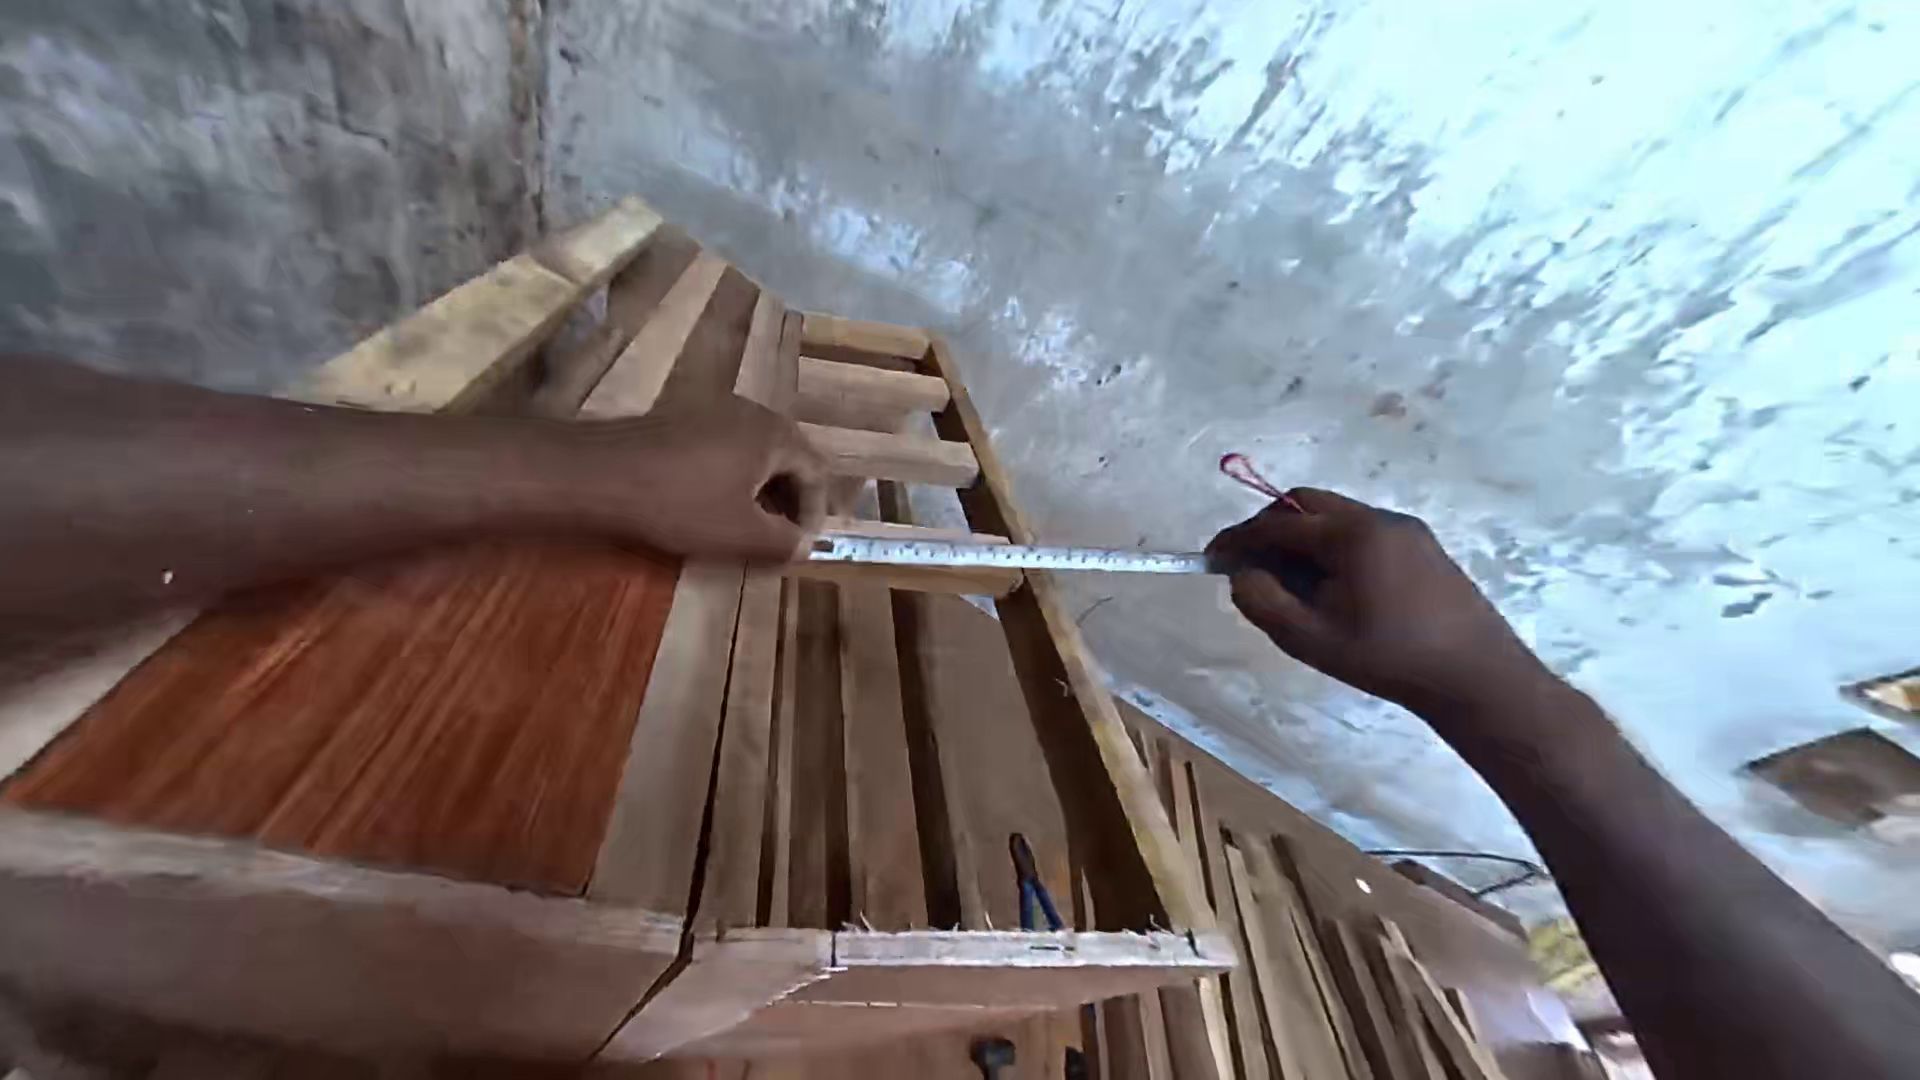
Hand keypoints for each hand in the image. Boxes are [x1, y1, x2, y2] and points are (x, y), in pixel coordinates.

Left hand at [563, 397, 828, 561]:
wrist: (595, 473)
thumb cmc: (680, 503)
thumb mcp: (741, 533)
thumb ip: (784, 542)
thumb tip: (805, 546)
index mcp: (775, 435)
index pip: (817, 472)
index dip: (815, 513)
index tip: (800, 545)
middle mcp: (753, 413)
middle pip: (791, 459)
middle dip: (792, 501)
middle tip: (781, 535)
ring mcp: (717, 410)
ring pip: (759, 454)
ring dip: (765, 490)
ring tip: (752, 523)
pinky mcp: (687, 418)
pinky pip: (730, 447)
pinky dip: (737, 476)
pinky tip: (718, 501)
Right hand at [1206, 488, 1555, 719]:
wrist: (1479, 679)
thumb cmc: (1386, 658)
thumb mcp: (1307, 637)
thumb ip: (1260, 600)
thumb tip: (1242, 573)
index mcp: (1351, 535)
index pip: (1276, 523)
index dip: (1238, 539)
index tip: (1211, 557)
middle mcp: (1378, 519)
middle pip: (1304, 504)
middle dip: (1267, 528)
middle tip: (1248, 563)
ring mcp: (1404, 529)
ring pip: (1332, 516)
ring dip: (1298, 537)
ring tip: (1287, 579)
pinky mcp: (1420, 545)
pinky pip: (1357, 531)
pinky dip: (1327, 546)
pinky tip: (1327, 584)